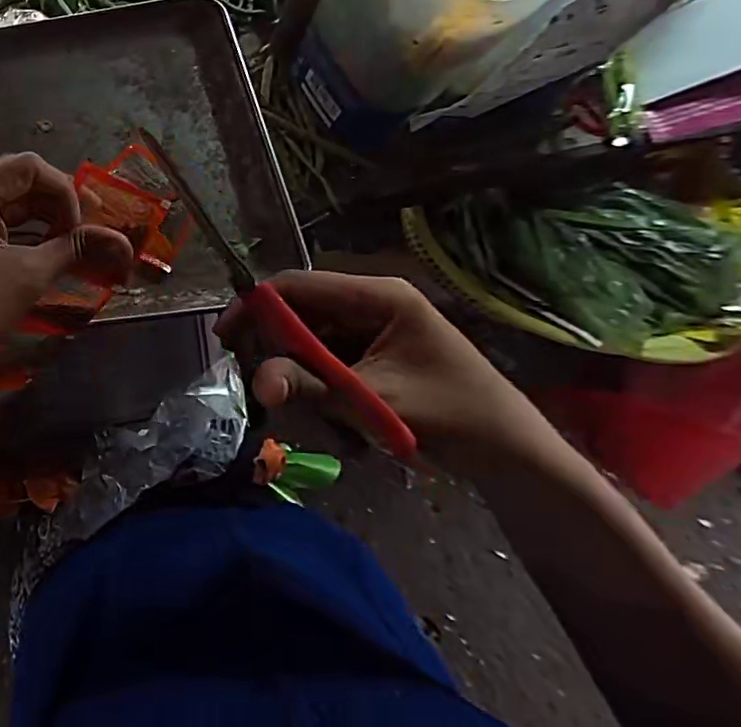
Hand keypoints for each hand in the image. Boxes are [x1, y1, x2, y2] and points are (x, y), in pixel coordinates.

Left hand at [0, 153, 133, 436]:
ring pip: (9, 205)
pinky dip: (25, 235)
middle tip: (89, 232)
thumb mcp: (28, 277)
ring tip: (74, 244)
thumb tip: (121, 240)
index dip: (62, 190)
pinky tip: (50, 250)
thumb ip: (74, 249)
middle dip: (57, 204)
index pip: (24, 168)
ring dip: (44, 220)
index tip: (82, 226)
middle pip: (16, 183)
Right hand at [216, 271, 564, 476]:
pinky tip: (336, 417)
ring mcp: (373, 328)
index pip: (299, 285)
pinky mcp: (374, 353)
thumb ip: (312, 386)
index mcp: (379, 295)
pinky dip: (321, 386)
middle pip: (301, 312)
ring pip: (311, 339)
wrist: (514, 456)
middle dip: (278, 348)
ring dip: (302, 374)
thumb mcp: (374, 401)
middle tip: (262, 385)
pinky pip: (328, 359)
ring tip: (317, 414)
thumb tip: (256, 383)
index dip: (258, 306)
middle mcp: (372, 302)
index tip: (227, 336)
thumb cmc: (454, 417)